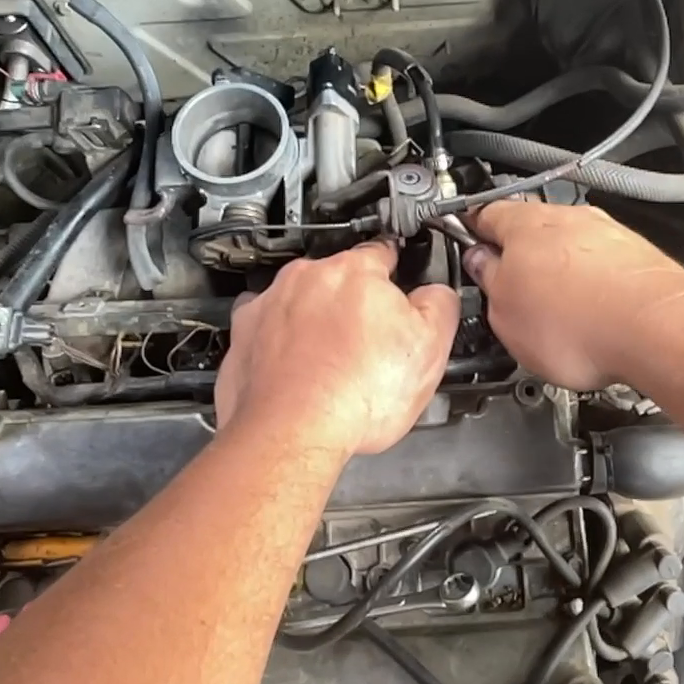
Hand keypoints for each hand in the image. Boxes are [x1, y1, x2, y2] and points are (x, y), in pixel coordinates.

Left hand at [216, 242, 458, 456]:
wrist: (292, 432)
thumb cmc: (354, 396)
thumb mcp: (430, 348)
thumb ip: (438, 306)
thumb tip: (436, 295)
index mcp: (356, 271)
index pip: (383, 252)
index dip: (397, 271)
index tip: (399, 285)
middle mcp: (308, 277)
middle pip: (340, 278)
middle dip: (355, 303)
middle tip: (370, 343)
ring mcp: (271, 302)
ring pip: (302, 299)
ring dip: (316, 319)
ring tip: (333, 361)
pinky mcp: (245, 332)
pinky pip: (266, 324)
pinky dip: (280, 338)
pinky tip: (295, 363)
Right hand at [463, 201, 683, 390]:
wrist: (657, 332)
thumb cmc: (583, 324)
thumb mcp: (505, 313)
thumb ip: (487, 281)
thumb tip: (480, 265)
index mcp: (524, 224)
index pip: (485, 213)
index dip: (470, 228)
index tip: (468, 239)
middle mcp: (569, 218)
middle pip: (531, 229)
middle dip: (519, 255)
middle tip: (510, 289)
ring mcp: (608, 236)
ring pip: (570, 249)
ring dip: (559, 274)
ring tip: (556, 315)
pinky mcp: (638, 259)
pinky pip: (602, 269)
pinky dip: (594, 288)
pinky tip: (592, 318)